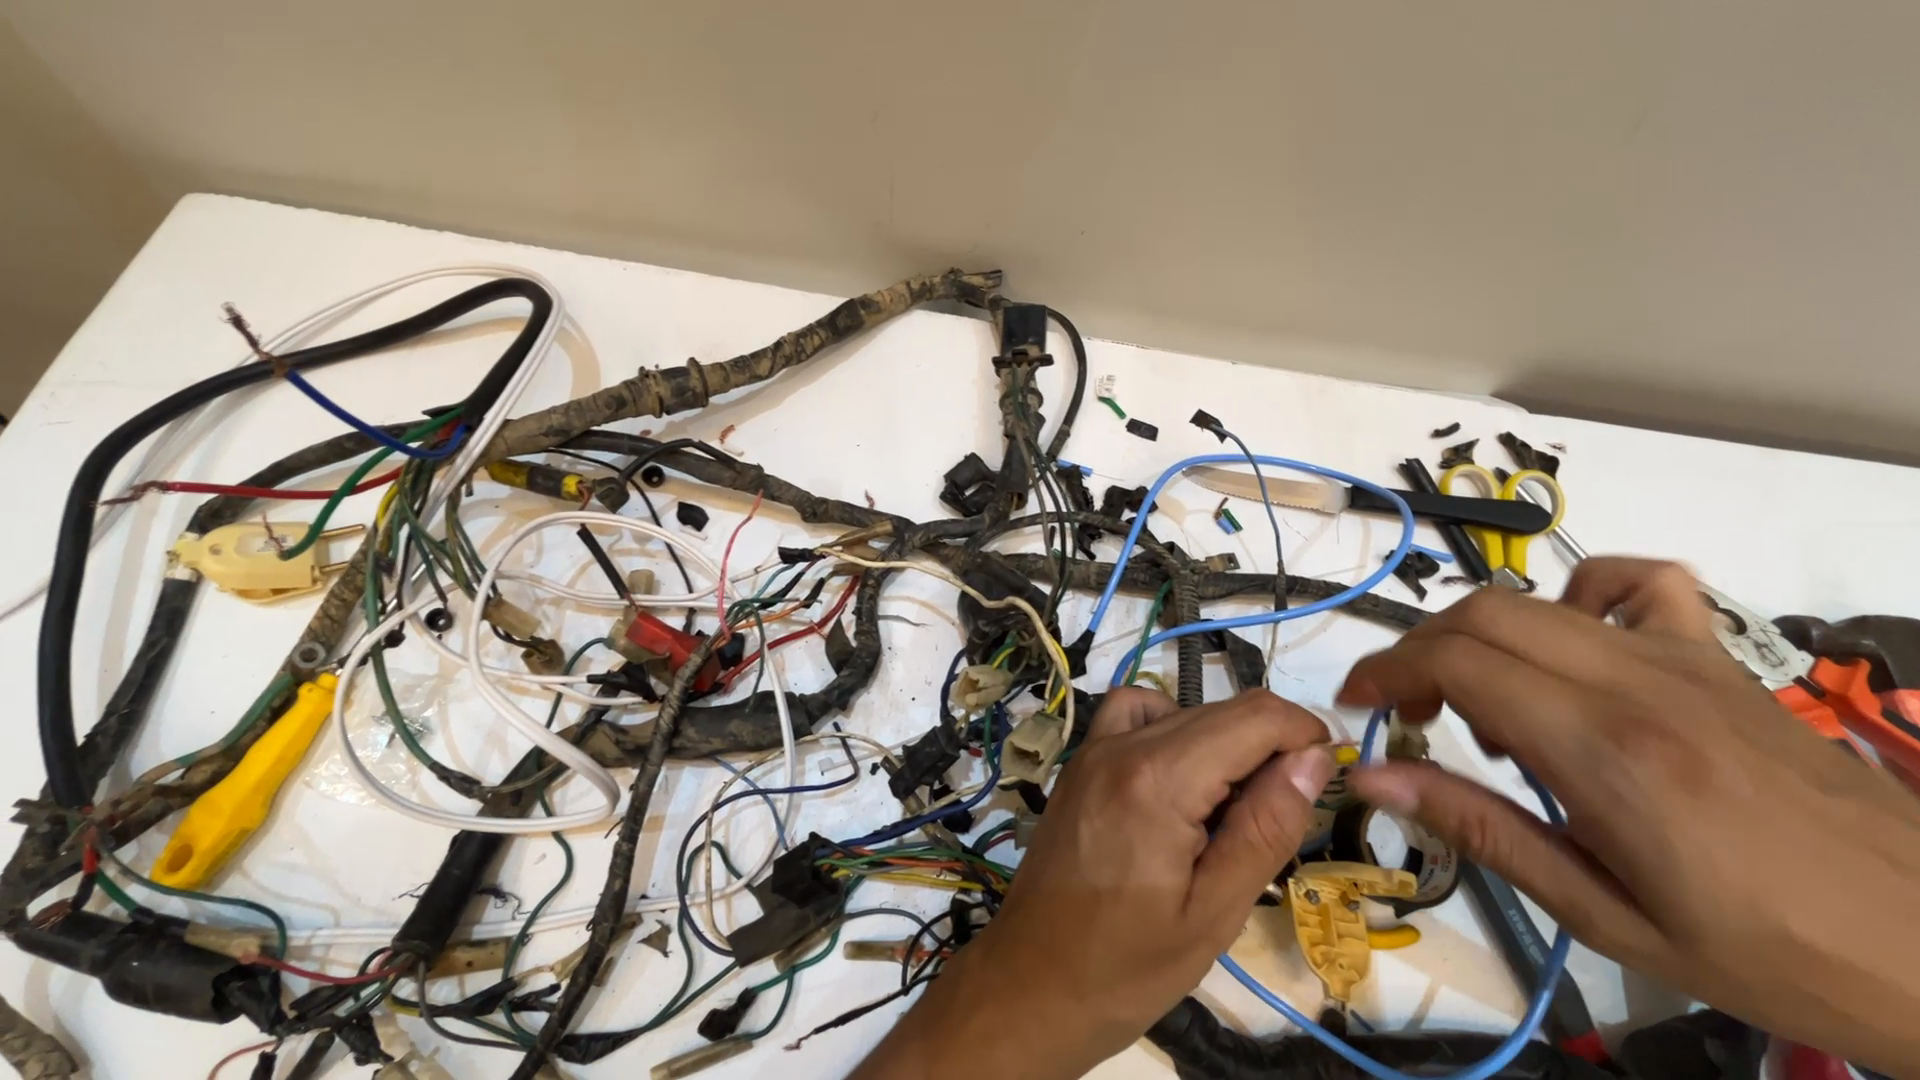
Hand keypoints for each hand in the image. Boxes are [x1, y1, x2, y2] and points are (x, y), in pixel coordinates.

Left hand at [852, 688, 1334, 1079]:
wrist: (1033, 983)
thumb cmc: (1128, 964)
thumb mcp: (1215, 910)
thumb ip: (1266, 825)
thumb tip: (1312, 757)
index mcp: (1158, 777)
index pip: (1255, 716)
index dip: (1305, 734)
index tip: (1325, 777)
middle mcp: (1120, 745)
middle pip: (1219, 710)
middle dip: (1269, 744)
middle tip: (1284, 811)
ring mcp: (1092, 750)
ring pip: (1178, 707)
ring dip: (1221, 738)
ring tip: (1232, 803)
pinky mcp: (1079, 765)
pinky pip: (1132, 718)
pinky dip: (1168, 729)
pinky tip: (1180, 783)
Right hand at [1338, 558, 1919, 1074]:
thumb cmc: (1768, 952)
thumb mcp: (1605, 914)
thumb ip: (1480, 829)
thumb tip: (1375, 777)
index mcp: (1604, 751)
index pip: (1456, 661)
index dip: (1386, 671)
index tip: (1358, 706)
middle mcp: (1637, 684)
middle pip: (1483, 615)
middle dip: (1418, 652)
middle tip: (1412, 715)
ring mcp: (1686, 661)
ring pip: (1538, 601)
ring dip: (1478, 636)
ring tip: (1486, 706)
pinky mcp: (1722, 661)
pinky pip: (1640, 583)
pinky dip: (1581, 595)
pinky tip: (1576, 645)